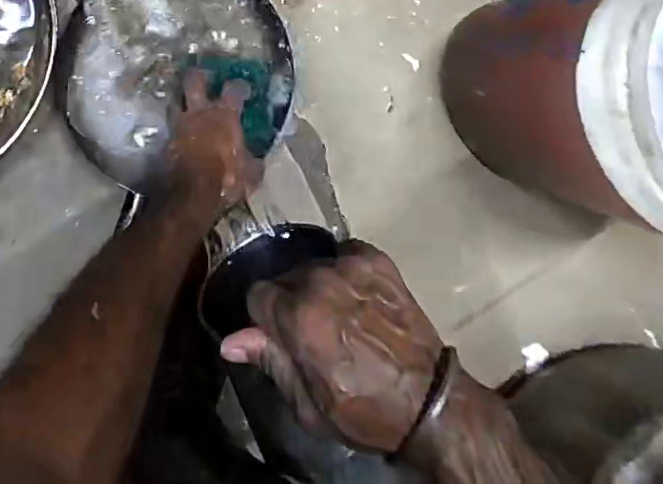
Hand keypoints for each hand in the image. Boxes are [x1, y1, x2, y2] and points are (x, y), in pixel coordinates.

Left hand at [166, 68, 263, 217]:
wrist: (192, 192)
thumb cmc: (226, 179)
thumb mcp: (250, 174)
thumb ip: (253, 162)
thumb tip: (256, 161)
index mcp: (225, 116)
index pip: (233, 89)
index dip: (239, 85)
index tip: (244, 88)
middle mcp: (200, 112)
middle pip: (195, 81)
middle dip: (199, 75)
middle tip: (205, 75)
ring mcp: (181, 123)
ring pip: (177, 99)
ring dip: (183, 100)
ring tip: (188, 103)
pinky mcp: (168, 138)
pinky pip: (172, 124)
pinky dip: (177, 125)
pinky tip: (181, 130)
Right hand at [219, 240, 443, 452]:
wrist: (432, 406)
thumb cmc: (364, 412)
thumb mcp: (308, 404)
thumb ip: (269, 361)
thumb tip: (230, 342)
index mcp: (295, 315)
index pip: (257, 294)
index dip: (266, 318)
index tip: (282, 336)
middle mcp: (316, 280)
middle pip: (285, 278)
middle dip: (292, 301)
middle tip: (314, 330)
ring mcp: (348, 266)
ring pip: (314, 265)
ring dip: (319, 286)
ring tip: (341, 313)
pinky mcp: (376, 260)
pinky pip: (346, 251)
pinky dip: (348, 268)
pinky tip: (358, 293)